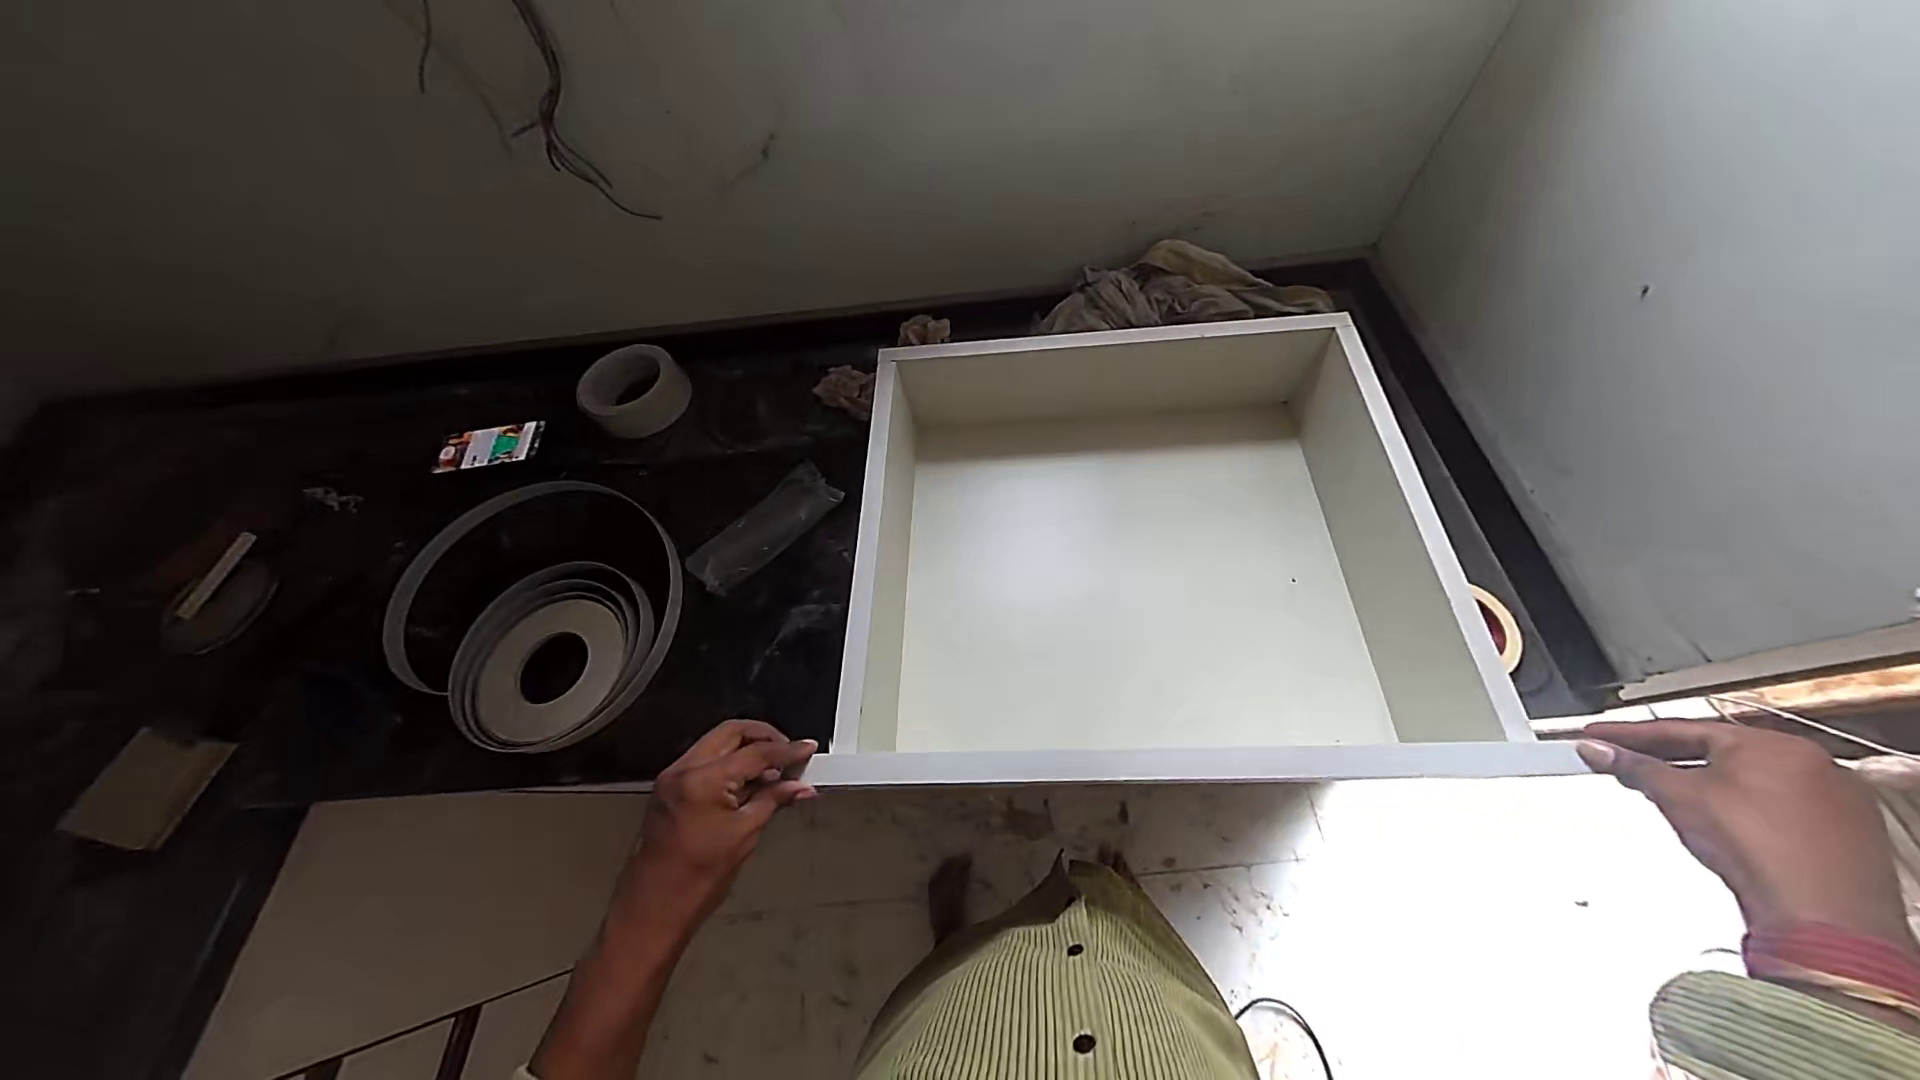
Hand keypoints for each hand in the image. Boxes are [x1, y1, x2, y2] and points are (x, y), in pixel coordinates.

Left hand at [617, 719, 817, 928]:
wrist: (652, 911)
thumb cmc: (695, 880)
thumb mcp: (744, 835)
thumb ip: (774, 800)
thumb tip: (799, 786)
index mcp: (702, 781)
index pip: (755, 752)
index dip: (787, 750)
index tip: (807, 749)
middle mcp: (683, 770)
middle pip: (732, 732)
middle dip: (764, 737)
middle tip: (789, 753)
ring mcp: (672, 778)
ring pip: (717, 742)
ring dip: (747, 749)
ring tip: (773, 770)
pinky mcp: (669, 788)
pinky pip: (705, 759)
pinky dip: (730, 761)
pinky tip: (749, 780)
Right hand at [1579, 720, 1912, 948]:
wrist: (1820, 915)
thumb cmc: (1761, 849)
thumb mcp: (1674, 794)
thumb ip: (1632, 766)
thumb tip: (1598, 751)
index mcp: (1775, 745)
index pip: (1681, 729)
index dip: (1630, 734)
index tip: (1601, 735)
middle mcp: (1814, 765)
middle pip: (1715, 751)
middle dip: (1663, 757)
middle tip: (1621, 759)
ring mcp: (1836, 800)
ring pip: (1745, 778)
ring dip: (1698, 781)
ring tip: (1660, 790)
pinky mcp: (1844, 833)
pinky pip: (1773, 804)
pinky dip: (1735, 804)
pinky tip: (1710, 816)